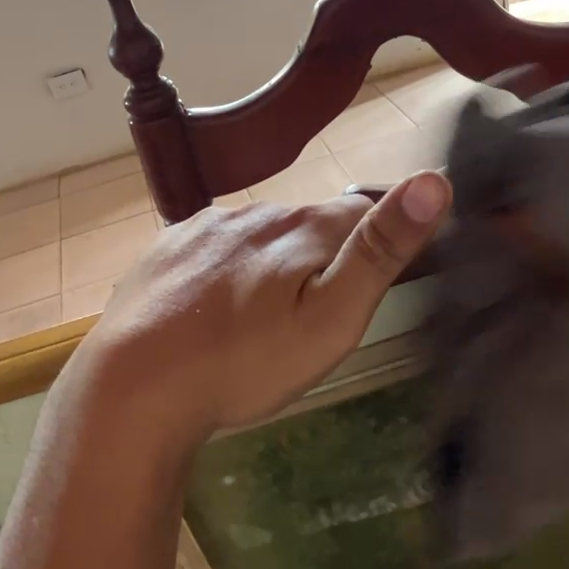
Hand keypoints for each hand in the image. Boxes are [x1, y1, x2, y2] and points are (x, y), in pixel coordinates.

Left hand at [64, 170, 451, 455]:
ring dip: (272, 263)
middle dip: (322, 256)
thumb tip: (433, 181)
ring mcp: (204, 226)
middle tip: (315, 315)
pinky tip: (213, 309)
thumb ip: (380, 252)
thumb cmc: (245, 363)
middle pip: (308, 225)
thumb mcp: (331, 320)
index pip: (363, 212)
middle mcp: (257, 213)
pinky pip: (213, 247)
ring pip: (260, 236)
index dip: (378, 239)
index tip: (377, 279)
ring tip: (262, 319)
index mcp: (303, 228)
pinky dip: (226, 269)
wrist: (135, 387)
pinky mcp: (166, 248)